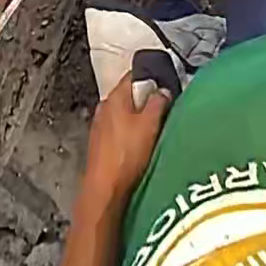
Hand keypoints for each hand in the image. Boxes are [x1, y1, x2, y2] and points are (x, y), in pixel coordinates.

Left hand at [82, 74, 170, 201]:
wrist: (104, 191)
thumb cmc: (127, 154)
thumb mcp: (149, 125)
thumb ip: (158, 102)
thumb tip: (163, 89)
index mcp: (115, 96)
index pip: (134, 75)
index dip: (151, 78)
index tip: (165, 87)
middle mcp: (104, 106)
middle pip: (129, 95)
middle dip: (145, 101)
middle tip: (163, 111)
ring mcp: (99, 125)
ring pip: (124, 114)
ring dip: (137, 119)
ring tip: (153, 132)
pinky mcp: (99, 143)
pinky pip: (118, 130)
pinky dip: (128, 134)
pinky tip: (138, 148)